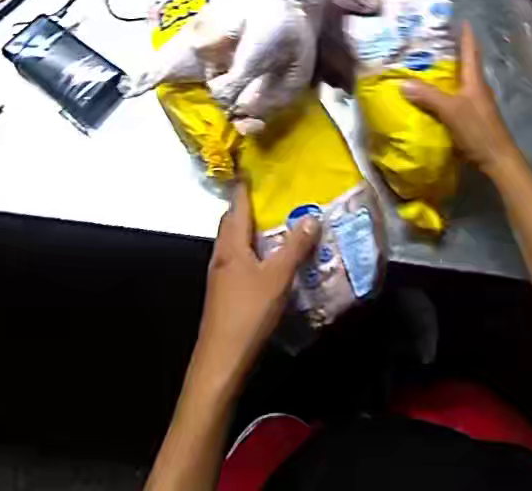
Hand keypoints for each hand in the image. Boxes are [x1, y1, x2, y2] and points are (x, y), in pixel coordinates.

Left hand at [192, 180, 319, 381]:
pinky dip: (252, 251)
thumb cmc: (247, 313)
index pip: (236, 205)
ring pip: (234, 243)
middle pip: (232, 222)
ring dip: (251, 231)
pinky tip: (268, 262)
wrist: (220, 362)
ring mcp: (220, 275)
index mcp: (231, 244)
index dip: (244, 186)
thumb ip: (295, 247)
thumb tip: (311, 216)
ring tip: (276, 226)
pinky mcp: (223, 293)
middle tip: (273, 197)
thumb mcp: (277, 278)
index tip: (254, 169)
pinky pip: (238, 260)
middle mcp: (221, 254)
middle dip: (248, 207)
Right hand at [401, 22, 523, 177]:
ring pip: (463, 79)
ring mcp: (477, 102)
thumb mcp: (450, 111)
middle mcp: (478, 87)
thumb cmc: (478, 130)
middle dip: (456, 50)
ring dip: (451, 70)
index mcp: (475, 80)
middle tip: (437, 40)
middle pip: (468, 63)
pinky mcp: (474, 116)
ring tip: (431, 64)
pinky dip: (447, 89)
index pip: (471, 51)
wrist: (498, 160)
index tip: (460, 20)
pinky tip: (435, 93)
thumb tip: (403, 82)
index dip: (466, 35)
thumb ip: (428, 96)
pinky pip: (458, 95)